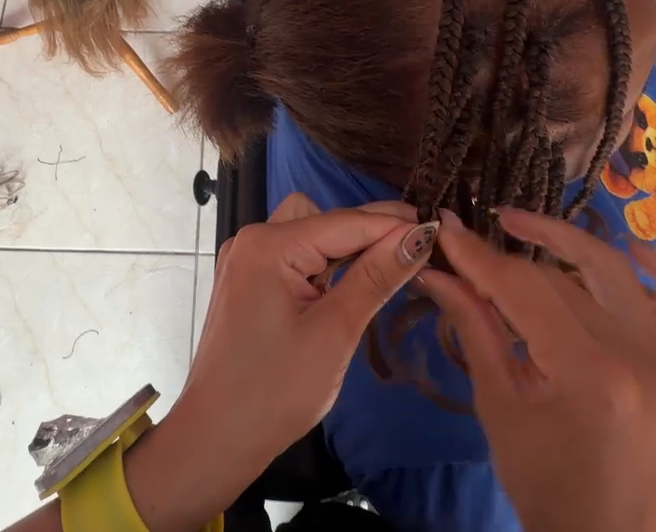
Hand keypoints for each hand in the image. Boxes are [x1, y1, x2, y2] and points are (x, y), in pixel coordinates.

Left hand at [124, 193, 436, 531]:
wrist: (216, 438)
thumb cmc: (276, 390)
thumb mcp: (335, 332)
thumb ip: (375, 276)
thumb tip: (419, 234)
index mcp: (269, 245)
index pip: (345, 221)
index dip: (394, 224)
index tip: (439, 229)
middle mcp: (252, 239)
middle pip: (323, 217)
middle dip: (370, 230)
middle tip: (420, 247)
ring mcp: (245, 259)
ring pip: (308, 230)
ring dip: (345, 243)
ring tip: (386, 265)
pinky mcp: (246, 280)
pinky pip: (292, 253)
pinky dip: (322, 260)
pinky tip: (349, 281)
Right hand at [418, 207, 655, 531]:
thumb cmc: (543, 480)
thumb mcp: (497, 403)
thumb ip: (473, 326)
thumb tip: (436, 271)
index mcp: (587, 370)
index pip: (523, 289)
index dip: (478, 256)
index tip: (443, 228)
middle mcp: (636, 353)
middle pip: (560, 280)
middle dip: (506, 257)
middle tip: (468, 241)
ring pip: (613, 273)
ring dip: (566, 244)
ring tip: (521, 226)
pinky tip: (632, 250)